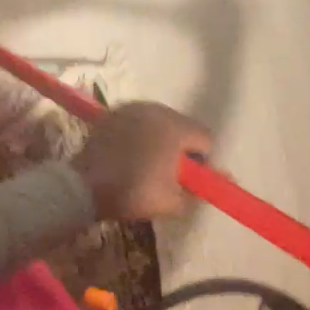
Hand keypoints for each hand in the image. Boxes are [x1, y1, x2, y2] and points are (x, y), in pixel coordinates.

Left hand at [73, 101, 212, 220]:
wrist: (84, 185)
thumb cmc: (134, 192)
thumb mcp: (174, 201)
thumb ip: (203, 190)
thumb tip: (225, 181)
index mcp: (175, 126)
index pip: (206, 139)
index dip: (204, 161)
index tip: (192, 179)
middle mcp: (156, 109)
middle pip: (183, 127)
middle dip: (183, 149)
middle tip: (171, 174)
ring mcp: (132, 108)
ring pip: (160, 122)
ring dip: (162, 140)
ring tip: (149, 164)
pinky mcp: (114, 112)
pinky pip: (139, 121)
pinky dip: (141, 135)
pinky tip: (131, 154)